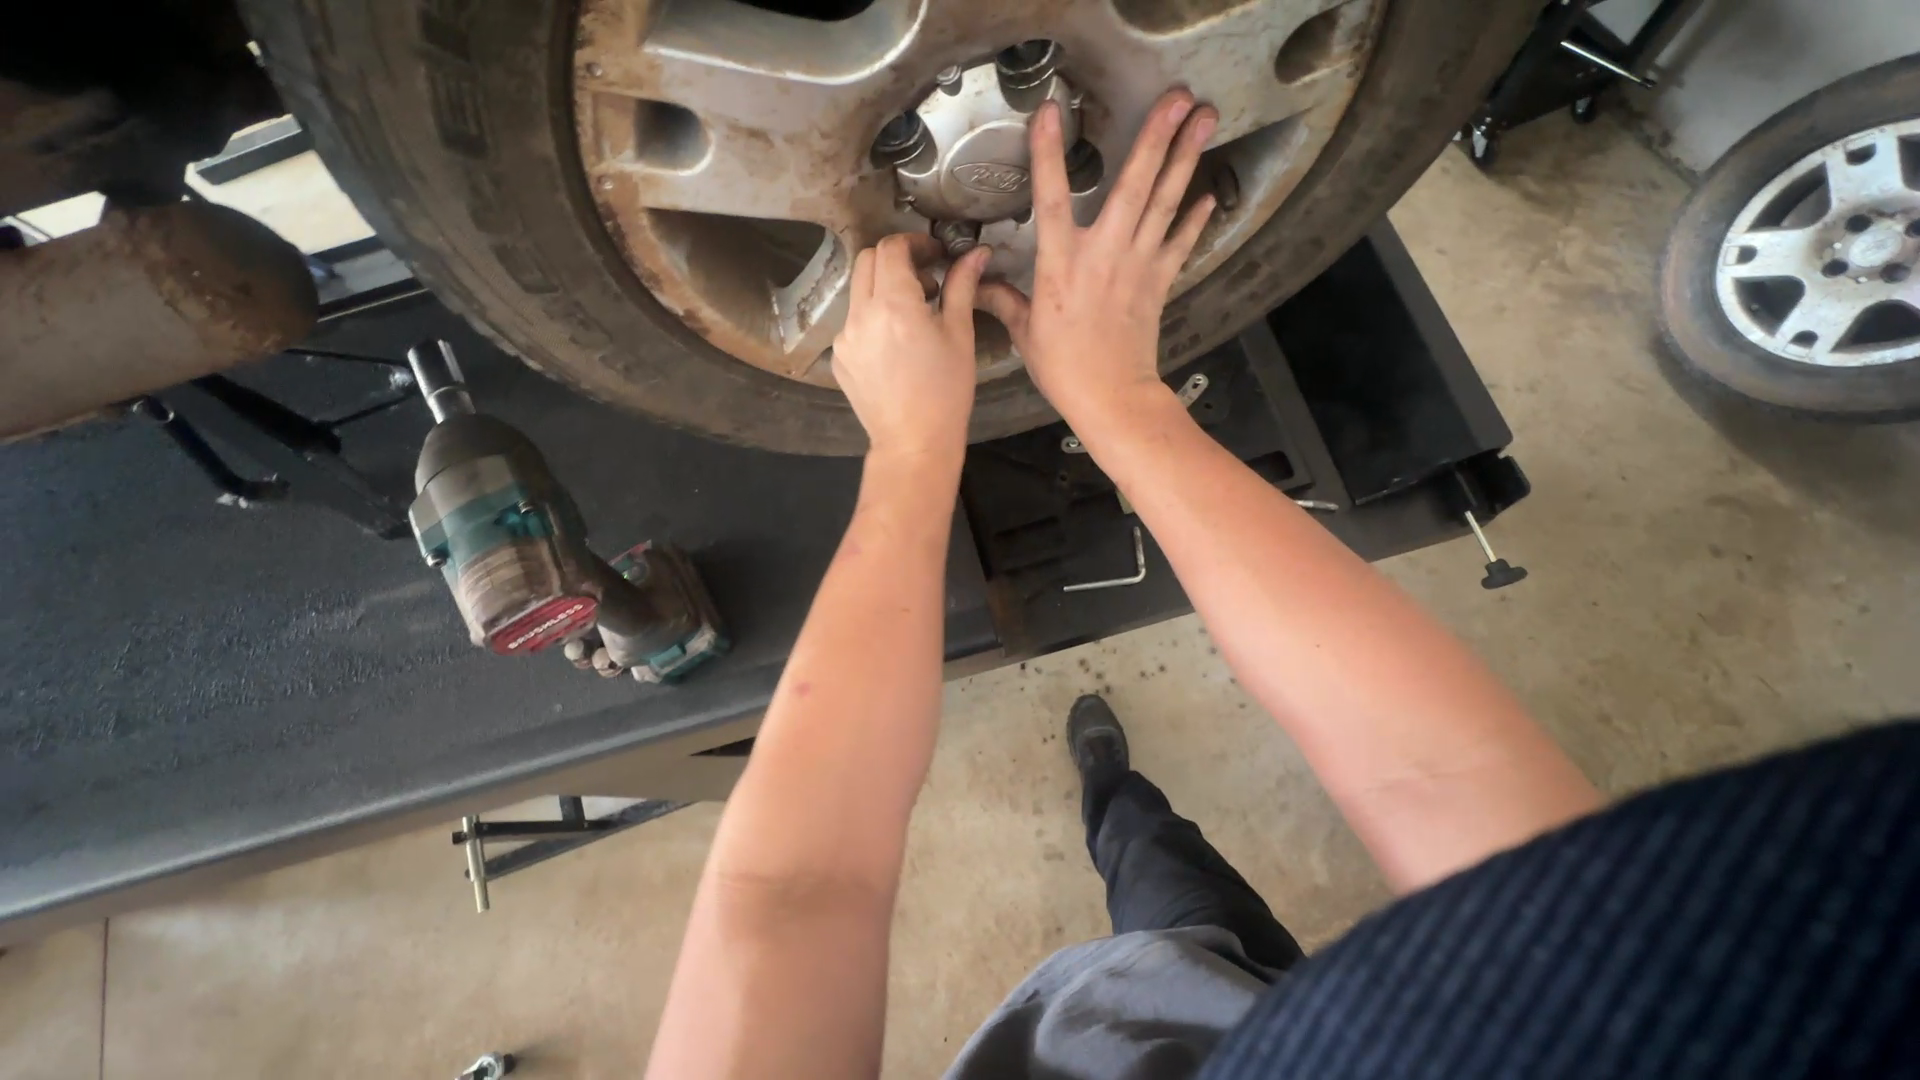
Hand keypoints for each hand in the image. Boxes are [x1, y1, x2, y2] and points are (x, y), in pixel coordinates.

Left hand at [832, 233, 991, 459]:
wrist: (914, 442)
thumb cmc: (946, 392)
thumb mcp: (960, 336)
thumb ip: (962, 287)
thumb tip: (976, 253)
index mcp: (895, 305)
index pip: (892, 248)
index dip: (914, 243)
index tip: (934, 254)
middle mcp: (862, 315)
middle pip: (867, 261)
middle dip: (895, 260)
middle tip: (924, 280)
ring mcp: (845, 338)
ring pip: (857, 291)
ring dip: (882, 288)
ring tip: (911, 315)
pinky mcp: (839, 357)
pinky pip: (852, 322)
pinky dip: (872, 318)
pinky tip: (895, 345)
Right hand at [977, 89, 1216, 432]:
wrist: (1111, 397)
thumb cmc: (1064, 368)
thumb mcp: (1025, 332)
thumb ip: (1005, 299)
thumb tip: (978, 283)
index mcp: (1061, 264)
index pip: (1051, 198)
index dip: (1049, 153)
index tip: (1052, 111)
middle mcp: (1103, 254)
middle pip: (1133, 186)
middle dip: (1155, 137)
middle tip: (1177, 96)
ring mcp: (1137, 265)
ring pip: (1164, 203)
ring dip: (1185, 158)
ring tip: (1205, 118)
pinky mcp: (1159, 282)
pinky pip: (1181, 243)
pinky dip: (1196, 218)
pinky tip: (1209, 193)